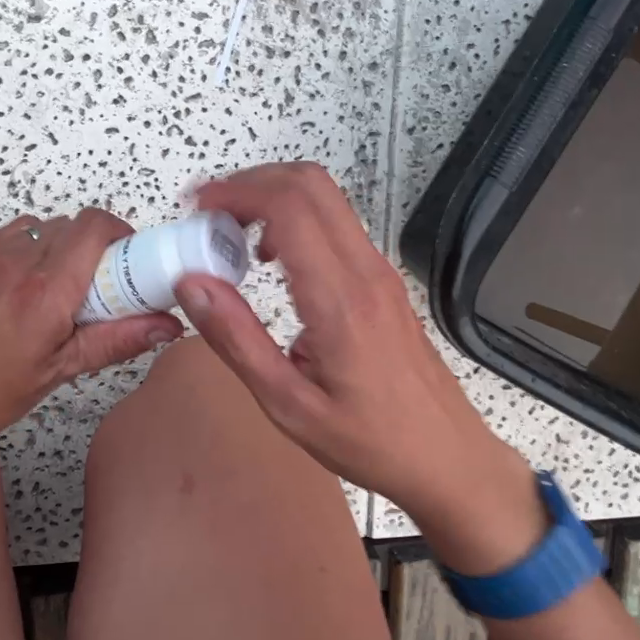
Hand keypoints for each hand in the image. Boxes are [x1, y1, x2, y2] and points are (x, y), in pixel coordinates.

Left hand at [0, 209, 182, 461]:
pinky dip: (34, 248)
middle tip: (102, 289)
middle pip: (74, 225)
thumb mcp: (57, 373)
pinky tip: (28, 288)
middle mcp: (18, 261)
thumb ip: (115, 341)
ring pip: (45, 226)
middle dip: (98, 248)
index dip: (122, 234)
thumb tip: (166, 326)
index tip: (132, 261)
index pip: (95, 227)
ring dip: (64, 247)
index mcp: (45, 291)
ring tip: (62, 292)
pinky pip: (15, 234)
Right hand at [174, 162, 546, 573]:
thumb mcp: (287, 404)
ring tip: (231, 233)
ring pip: (324, 196)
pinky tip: (269, 257)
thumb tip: (191, 283)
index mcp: (339, 298)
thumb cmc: (368, 440)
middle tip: (209, 212)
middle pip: (309, 182)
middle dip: (250, 181)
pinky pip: (334, 222)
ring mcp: (379, 270)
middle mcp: (364, 270)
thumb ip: (236, 339)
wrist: (448, 458)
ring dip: (272, 196)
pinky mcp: (382, 278)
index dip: (236, 192)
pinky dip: (293, 216)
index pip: (288, 206)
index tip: (197, 209)